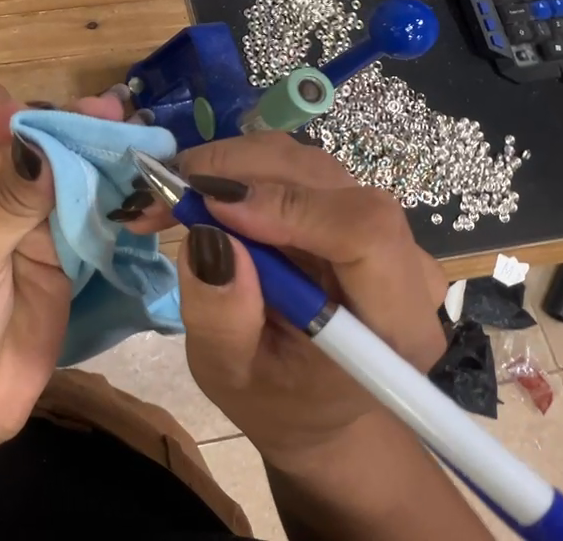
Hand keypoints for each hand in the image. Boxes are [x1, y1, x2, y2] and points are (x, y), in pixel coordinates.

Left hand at [0, 78, 126, 464]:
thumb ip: (10, 201)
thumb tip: (45, 144)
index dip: (3, 110)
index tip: (31, 129)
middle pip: (28, 132)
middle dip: (64, 124)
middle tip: (109, 115)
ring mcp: (25, 211)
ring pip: (63, 166)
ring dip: (96, 151)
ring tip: (134, 133)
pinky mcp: (60, 244)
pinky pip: (87, 207)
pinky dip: (113, 194)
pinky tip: (140, 177)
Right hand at [124, 132, 446, 468]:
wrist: (311, 400)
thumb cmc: (276, 400)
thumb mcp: (229, 375)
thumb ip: (221, 318)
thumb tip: (209, 236)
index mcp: (392, 324)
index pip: (365, 233)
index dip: (288, 206)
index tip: (213, 208)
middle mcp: (399, 262)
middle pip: (325, 181)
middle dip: (235, 174)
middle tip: (163, 194)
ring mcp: (378, 226)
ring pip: (302, 162)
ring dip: (227, 166)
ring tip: (171, 197)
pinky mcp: (345, 205)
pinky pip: (292, 166)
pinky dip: (234, 168)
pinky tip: (197, 193)